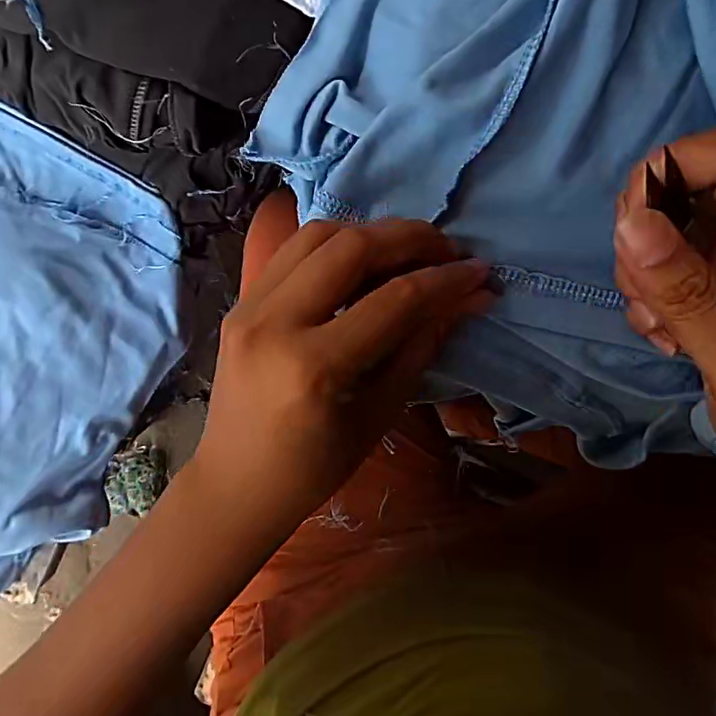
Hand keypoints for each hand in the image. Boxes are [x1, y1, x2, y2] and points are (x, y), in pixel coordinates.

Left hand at [195, 219, 493, 535]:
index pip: (394, 300)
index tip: (479, 271)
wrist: (236, 483)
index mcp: (315, 366)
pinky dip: (333, 245)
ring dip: (369, 233)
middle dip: (410, 238)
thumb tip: (469, 297)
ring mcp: (248, 307)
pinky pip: (291, 253)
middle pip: (351, 248)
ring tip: (406, 251)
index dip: (445, 280)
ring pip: (316, 236)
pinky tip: (361, 260)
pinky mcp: (239, 303)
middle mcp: (275, 323)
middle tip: (447, 250)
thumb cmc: (315, 467)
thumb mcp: (379, 412)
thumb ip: (422, 344)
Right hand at [613, 117, 715, 496]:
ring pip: (671, 209)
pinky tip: (664, 332)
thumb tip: (630, 224)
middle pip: (697, 169)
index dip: (675, 167)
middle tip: (642, 280)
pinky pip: (662, 249)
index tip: (634, 229)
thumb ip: (692, 299)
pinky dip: (644, 282)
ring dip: (641, 258)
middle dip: (648, 214)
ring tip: (660, 322)